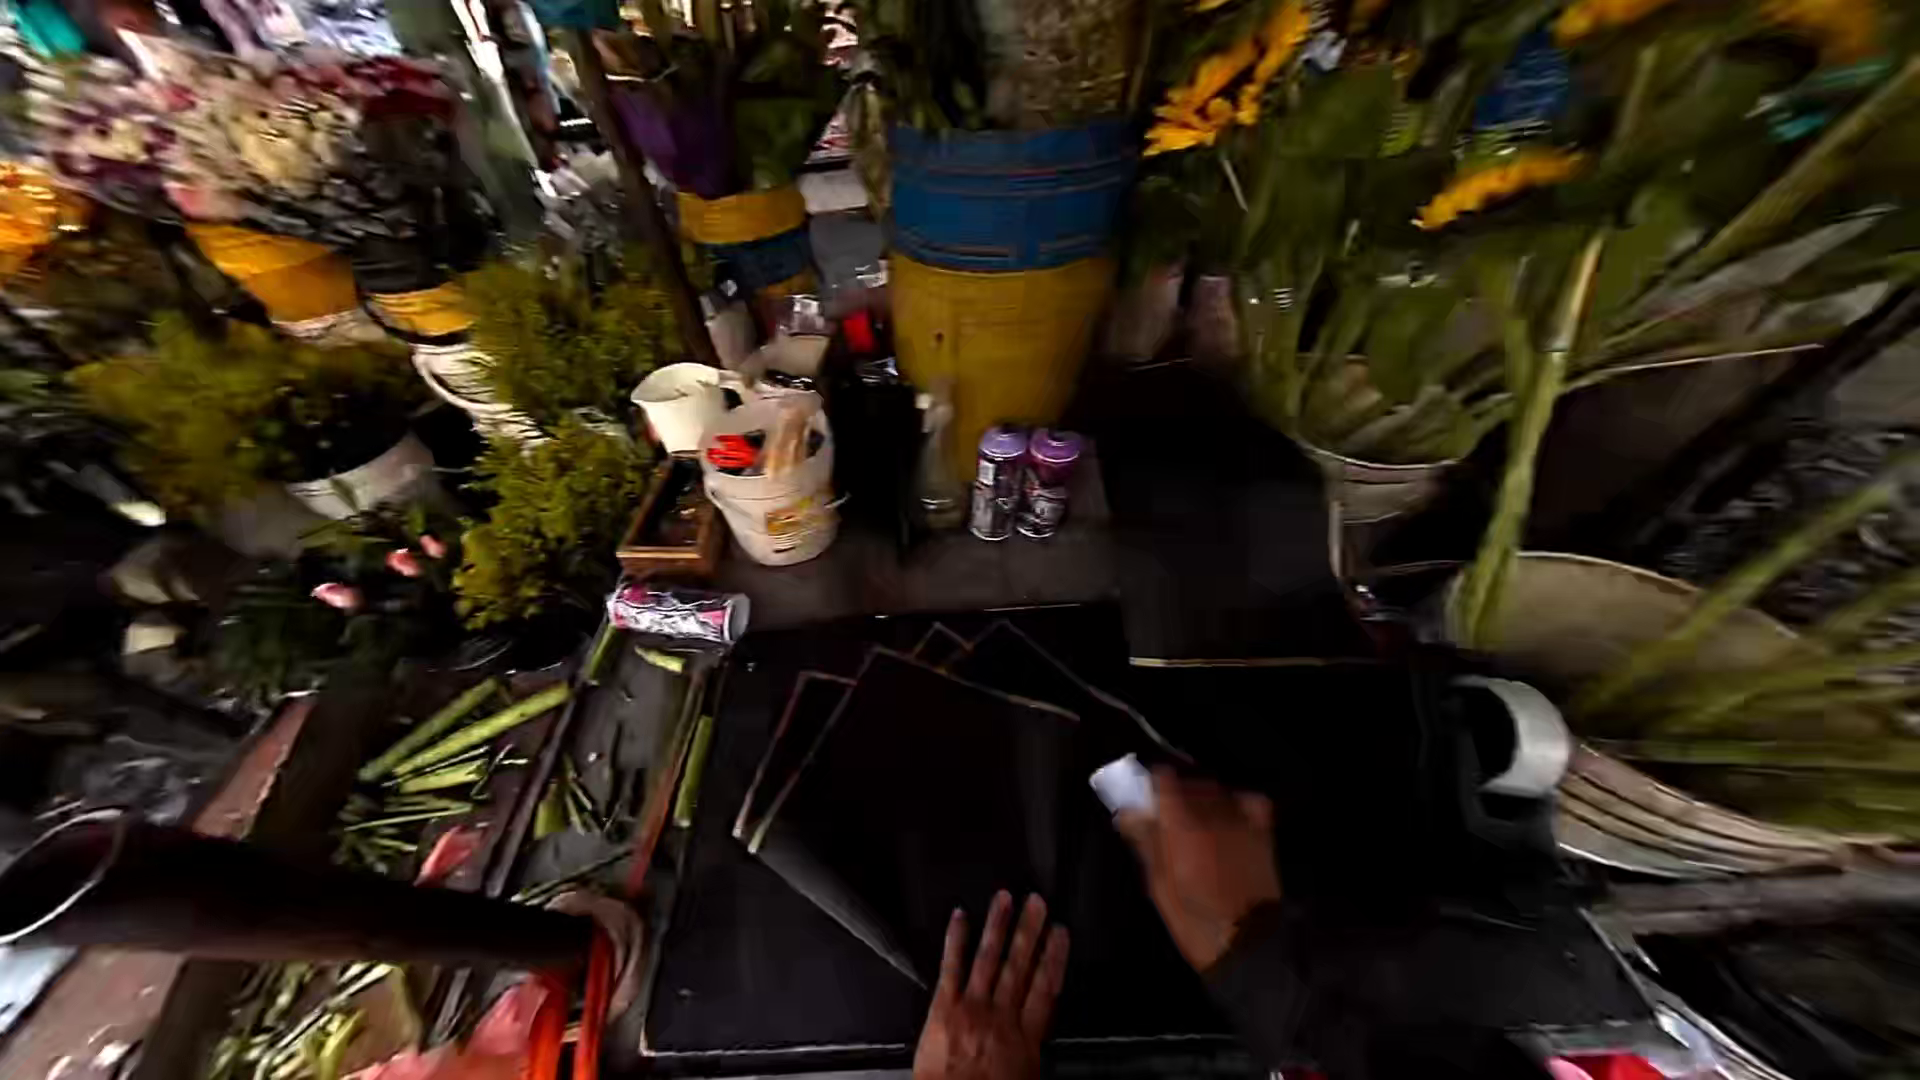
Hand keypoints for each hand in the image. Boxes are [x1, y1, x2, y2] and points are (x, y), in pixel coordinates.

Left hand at [912, 890, 1069, 1079]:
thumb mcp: (1025, 1079)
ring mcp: (972, 1007)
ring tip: (1005, 897)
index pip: (1045, 989)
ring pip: (988, 957)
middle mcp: (1000, 1017)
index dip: (1054, 958)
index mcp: (1024, 1040)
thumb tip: (1042, 1030)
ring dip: (998, 924)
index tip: (1060, 933)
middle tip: (1036, 902)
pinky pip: (951, 966)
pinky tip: (960, 915)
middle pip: (1019, 965)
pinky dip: (956, 938)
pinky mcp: (944, 1007)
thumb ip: (1033, 1051)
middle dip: (1029, 930)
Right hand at [1115, 767, 1280, 970]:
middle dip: (1177, 791)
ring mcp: (1239, 823)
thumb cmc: (1195, 920)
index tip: (1148, 796)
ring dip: (1204, 797)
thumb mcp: (1158, 884)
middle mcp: (1210, 814)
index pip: (1164, 778)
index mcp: (1181, 825)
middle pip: (1189, 781)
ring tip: (1199, 818)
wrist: (1248, 947)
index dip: (1154, 782)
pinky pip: (1249, 801)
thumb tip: (1127, 813)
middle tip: (1170, 814)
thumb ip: (1145, 841)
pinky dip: (1238, 802)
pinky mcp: (1261, 835)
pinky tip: (1230, 816)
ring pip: (1217, 790)